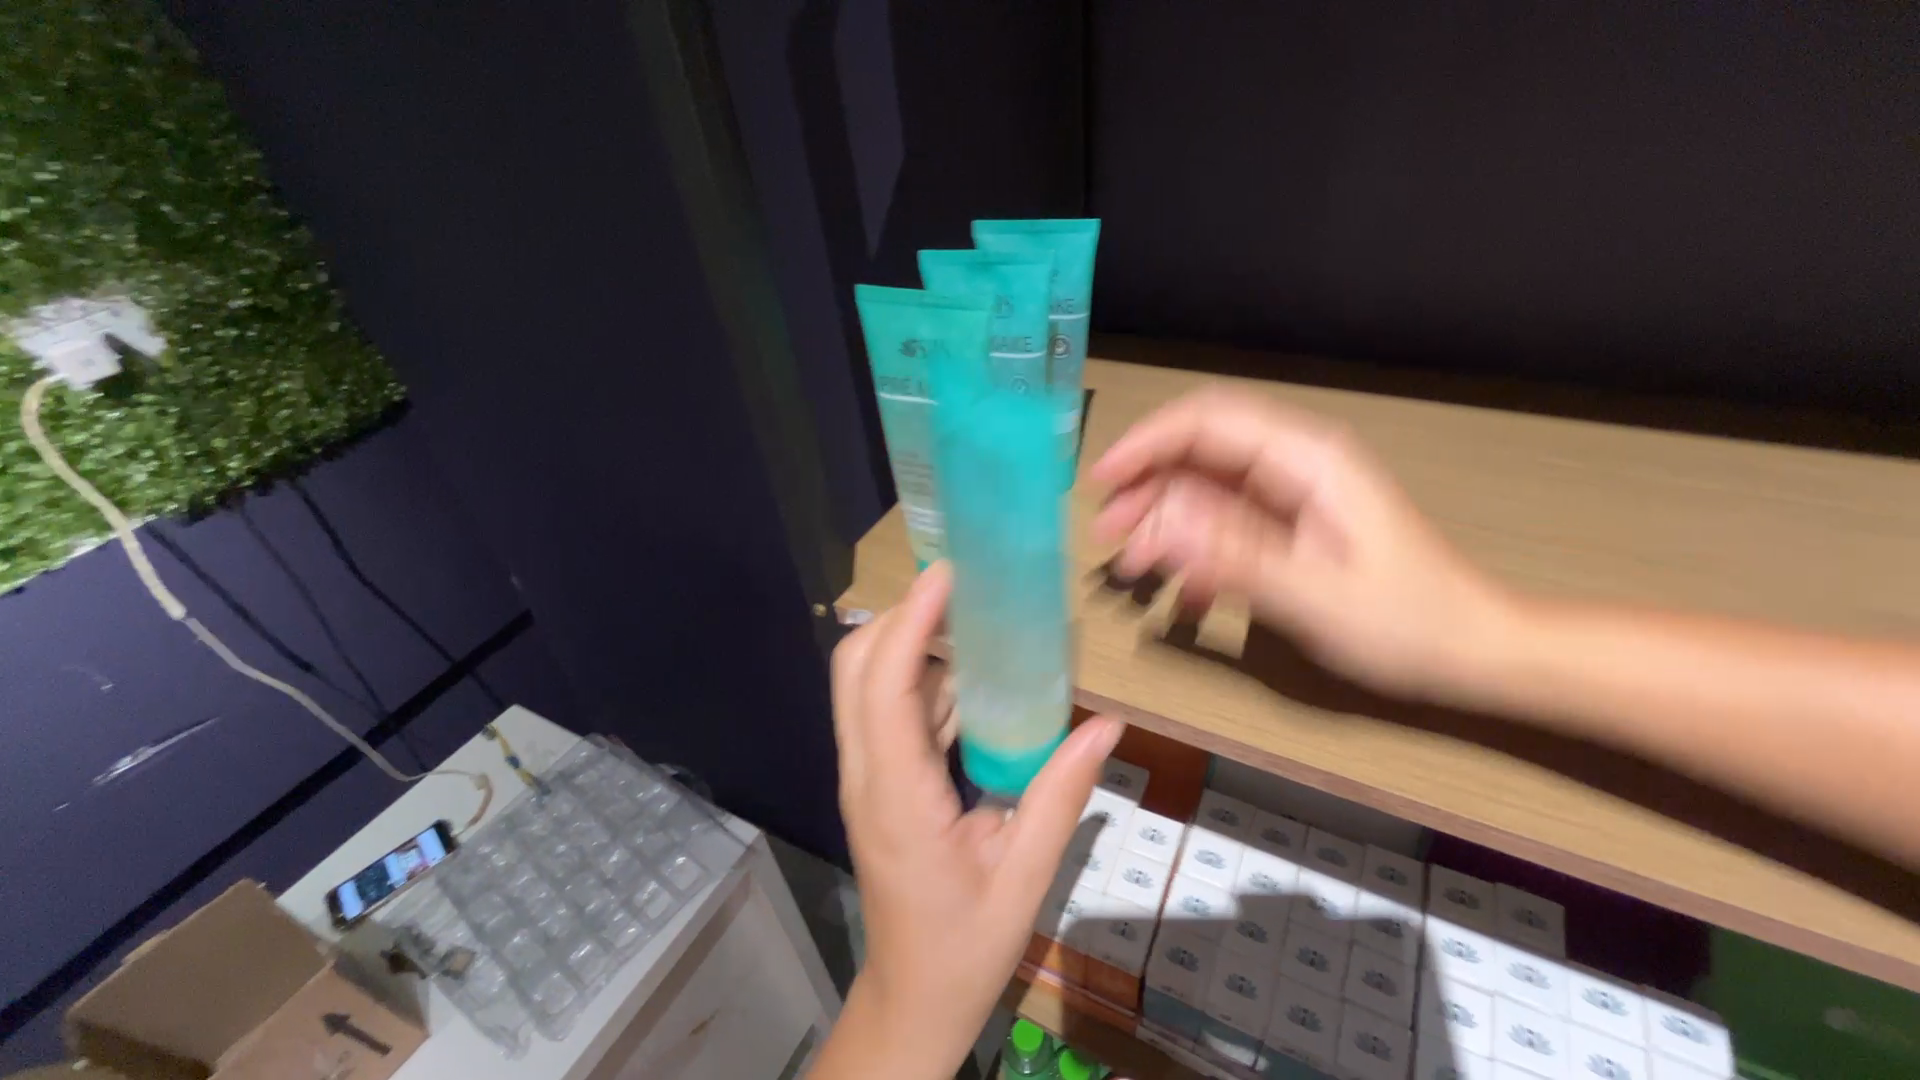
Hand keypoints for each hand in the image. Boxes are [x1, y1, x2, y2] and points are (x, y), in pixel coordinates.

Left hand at [812, 562, 1124, 1077]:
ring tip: (972, 619)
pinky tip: (969, 680)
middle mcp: (866, 775)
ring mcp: (864, 779)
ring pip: (865, 687)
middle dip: (900, 618)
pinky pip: (886, 714)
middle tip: (962, 592)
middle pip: (855, 670)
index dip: (909, 621)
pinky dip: (918, 682)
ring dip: (909, 645)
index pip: (884, 686)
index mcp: (896, 795)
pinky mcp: (876, 786)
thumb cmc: (965, 946)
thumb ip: (1060, 797)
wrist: (912, 998)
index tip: (947, 574)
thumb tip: (1106, 726)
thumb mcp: (1023, 877)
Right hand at [1090, 386, 1510, 699]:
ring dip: (1160, 521)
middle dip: (1145, 487)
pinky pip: (1221, 521)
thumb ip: (1236, 556)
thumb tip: (1161, 526)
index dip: (1146, 443)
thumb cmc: (1408, 622)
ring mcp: (1289, 494)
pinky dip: (1191, 549)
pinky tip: (1181, 590)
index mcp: (1308, 460)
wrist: (1472, 649)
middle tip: (1106, 537)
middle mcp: (1294, 464)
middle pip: (1198, 450)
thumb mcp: (1317, 596)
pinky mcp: (1286, 525)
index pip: (1208, 422)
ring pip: (1202, 486)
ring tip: (1131, 566)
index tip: (1101, 482)